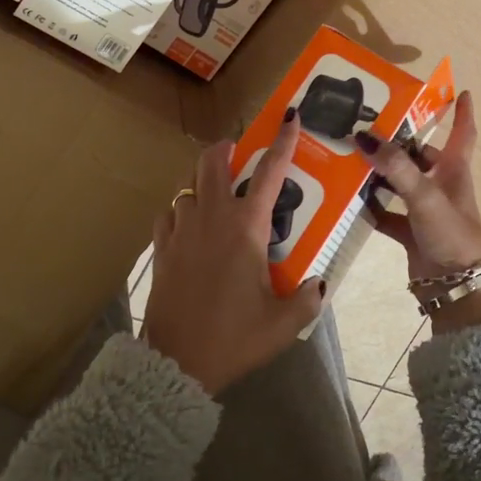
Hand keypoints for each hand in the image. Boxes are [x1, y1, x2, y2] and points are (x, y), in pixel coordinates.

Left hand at [143, 120, 326, 394]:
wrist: (176, 363)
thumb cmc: (234, 338)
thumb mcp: (281, 324)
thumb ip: (306, 299)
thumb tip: (319, 283)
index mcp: (245, 227)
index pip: (270, 173)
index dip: (282, 142)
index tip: (289, 117)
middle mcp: (212, 217)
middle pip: (212, 162)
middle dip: (226, 148)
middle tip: (238, 151)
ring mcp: (181, 230)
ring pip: (187, 186)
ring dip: (201, 181)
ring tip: (214, 191)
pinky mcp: (161, 249)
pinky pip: (167, 215)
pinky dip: (179, 211)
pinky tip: (187, 224)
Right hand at [356, 91, 480, 333]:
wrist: (457, 290)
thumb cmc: (452, 235)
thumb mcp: (425, 196)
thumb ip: (395, 167)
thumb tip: (364, 136)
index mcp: (454, 172)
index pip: (462, 133)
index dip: (462, 112)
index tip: (460, 91)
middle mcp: (441, 187)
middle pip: (420, 156)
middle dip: (400, 142)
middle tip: (370, 125)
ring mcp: (425, 211)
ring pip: (400, 183)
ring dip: (380, 173)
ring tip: (351, 156)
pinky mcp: (411, 233)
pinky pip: (387, 214)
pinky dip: (372, 207)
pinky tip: (351, 200)